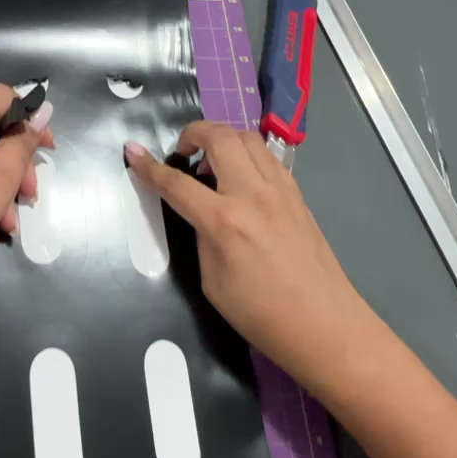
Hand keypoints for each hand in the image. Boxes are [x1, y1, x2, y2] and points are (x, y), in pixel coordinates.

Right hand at [125, 124, 383, 388]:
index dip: (149, 167)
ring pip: (248, 137)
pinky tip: (240, 181)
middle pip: (219, 137)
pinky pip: (267, 157)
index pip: (177, 183)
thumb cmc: (261, 314)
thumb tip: (201, 213)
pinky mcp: (298, 194)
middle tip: (182, 153)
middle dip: (193, 133)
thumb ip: (203, 237)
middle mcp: (253, 194)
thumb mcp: (212, 281)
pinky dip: (246, 155)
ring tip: (212, 167)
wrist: (324, 324)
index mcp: (225, 221)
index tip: (132, 152)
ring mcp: (281, 190)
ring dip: (223, 140)